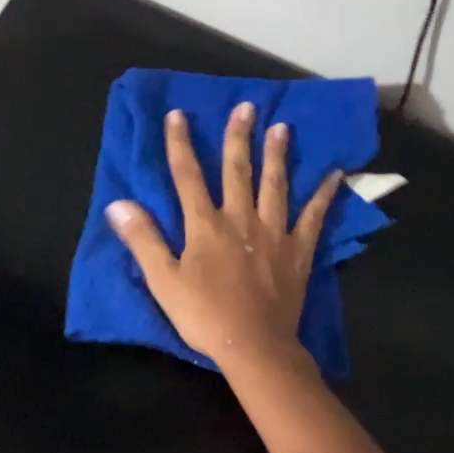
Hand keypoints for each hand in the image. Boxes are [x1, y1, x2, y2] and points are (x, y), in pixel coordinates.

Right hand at [106, 102, 343, 369]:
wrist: (253, 345)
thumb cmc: (203, 315)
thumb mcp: (163, 281)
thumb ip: (143, 239)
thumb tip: (119, 204)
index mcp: (204, 225)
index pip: (188, 176)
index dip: (180, 145)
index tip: (178, 115)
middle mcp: (240, 219)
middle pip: (237, 171)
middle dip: (238, 138)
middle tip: (246, 107)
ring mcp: (273, 233)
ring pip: (275, 185)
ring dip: (277, 155)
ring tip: (282, 128)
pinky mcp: (297, 252)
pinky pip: (313, 217)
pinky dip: (323, 195)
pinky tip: (334, 175)